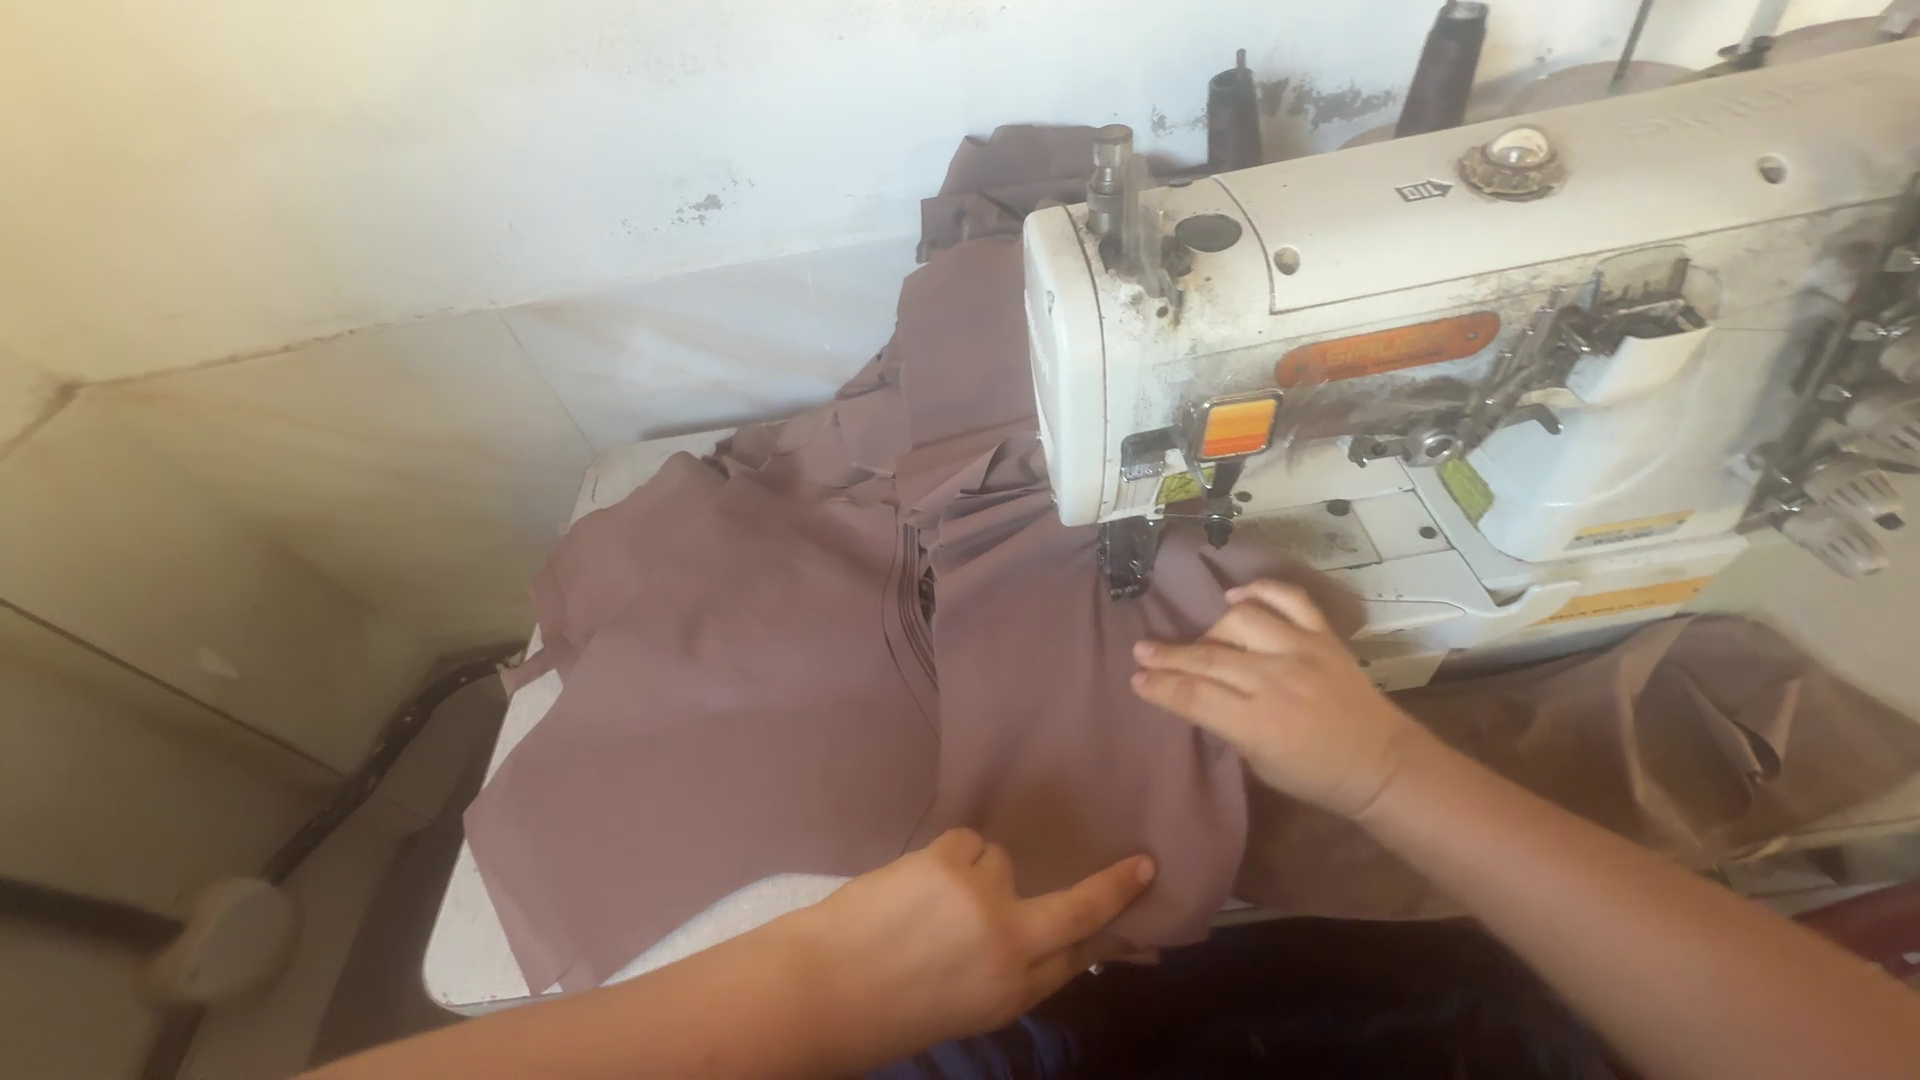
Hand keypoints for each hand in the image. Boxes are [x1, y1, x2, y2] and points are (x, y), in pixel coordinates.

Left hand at [771, 828, 1154, 1066]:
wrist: (822, 988)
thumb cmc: (891, 1007)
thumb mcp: (969, 1005)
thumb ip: (1015, 969)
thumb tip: (1055, 939)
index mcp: (1013, 989)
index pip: (1080, 954)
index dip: (1115, 929)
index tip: (1143, 906)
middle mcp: (1010, 944)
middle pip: (1077, 905)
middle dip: (1112, 886)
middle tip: (1138, 864)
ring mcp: (982, 896)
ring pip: (1003, 859)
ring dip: (979, 871)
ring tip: (937, 898)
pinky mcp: (949, 861)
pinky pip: (968, 841)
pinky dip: (952, 854)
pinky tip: (922, 879)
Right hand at [1130, 578, 1430, 819]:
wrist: (1382, 764)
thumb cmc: (1315, 775)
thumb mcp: (1258, 762)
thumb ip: (1226, 724)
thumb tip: (1195, 693)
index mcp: (1257, 723)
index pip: (1193, 695)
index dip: (1159, 685)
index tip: (1136, 678)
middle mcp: (1275, 680)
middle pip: (1207, 659)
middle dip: (1167, 655)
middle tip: (1141, 651)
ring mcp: (1301, 651)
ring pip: (1239, 622)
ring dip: (1211, 629)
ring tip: (1200, 640)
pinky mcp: (1323, 637)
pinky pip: (1288, 599)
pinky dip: (1259, 591)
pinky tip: (1235, 597)